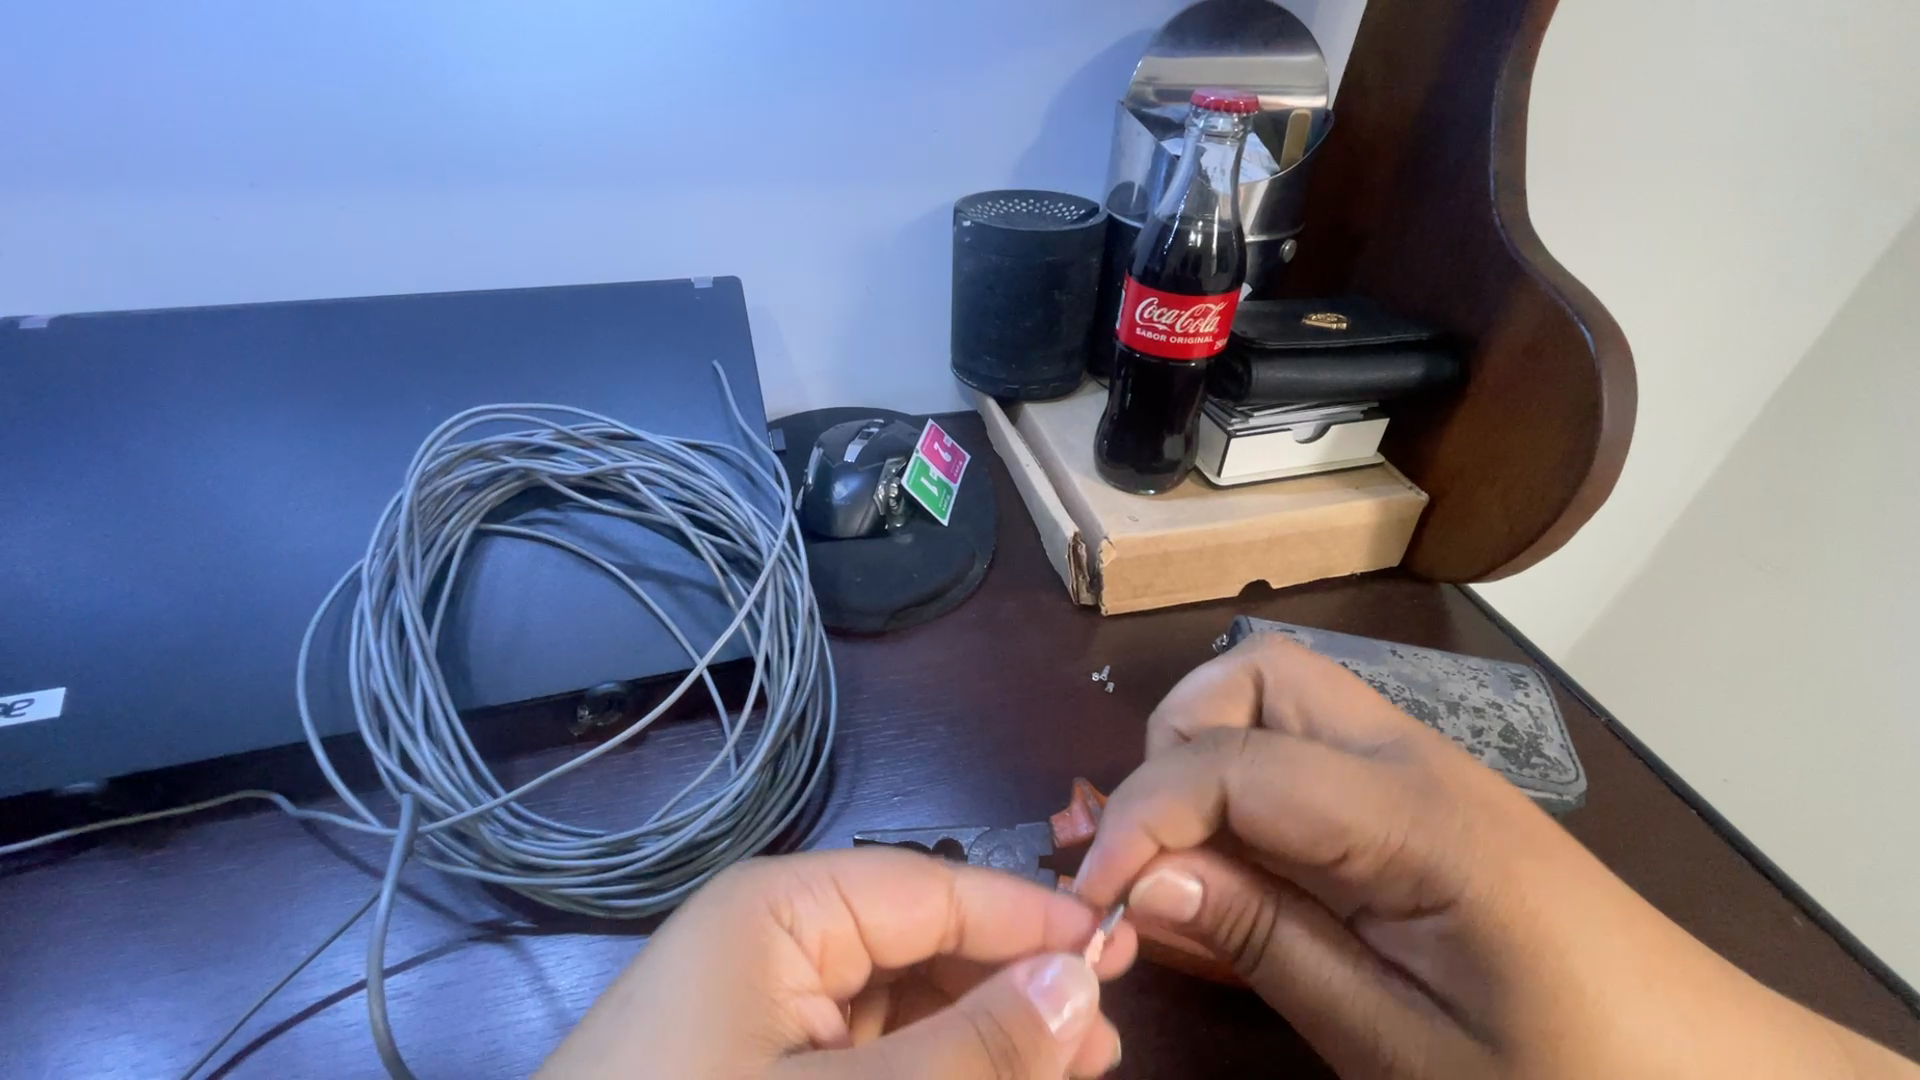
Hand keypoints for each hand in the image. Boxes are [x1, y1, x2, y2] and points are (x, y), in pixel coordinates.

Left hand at [539, 847, 1135, 1078]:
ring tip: (1070, 1067)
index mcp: (783, 906)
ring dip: (982, 1035)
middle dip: (1013, 987)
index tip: (1114, 942)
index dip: (1027, 916)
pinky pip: (868, 1048)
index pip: (933, 888)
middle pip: (924, 944)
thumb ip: (966, 1050)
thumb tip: (1080, 980)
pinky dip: (931, 1067)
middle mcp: (776, 935)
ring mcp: (765, 1002)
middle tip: (1102, 1037)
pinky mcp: (760, 1057)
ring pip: (904, 1001)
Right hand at [1073, 633, 1918, 1078]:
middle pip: (1251, 675)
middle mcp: (1406, 753)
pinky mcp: (1410, 783)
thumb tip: (1140, 882)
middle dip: (1175, 749)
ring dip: (1204, 753)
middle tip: (1161, 852)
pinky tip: (1243, 858)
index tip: (1092, 899)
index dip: (1140, 821)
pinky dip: (1241, 774)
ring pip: (1269, 688)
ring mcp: (1413, 758)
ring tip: (1194, 851)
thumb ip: (1265, 944)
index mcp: (1414, 818)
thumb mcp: (1406, 1053)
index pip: (1230, 766)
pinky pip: (1297, 737)